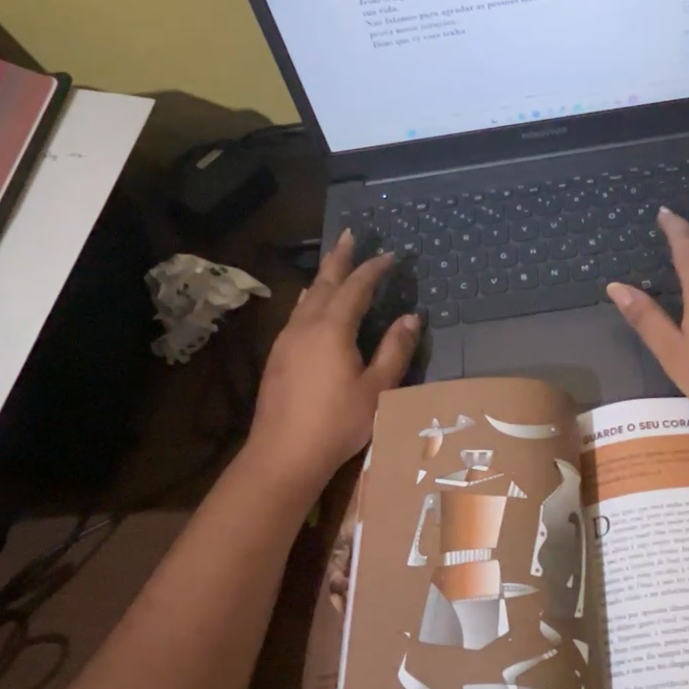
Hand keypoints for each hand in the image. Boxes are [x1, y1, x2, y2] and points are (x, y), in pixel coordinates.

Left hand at [244, 231, 420, 489]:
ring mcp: (287, 340)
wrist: (282, 455)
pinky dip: (310, 299)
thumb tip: (411, 317)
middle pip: (325, 283)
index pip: (356, 288)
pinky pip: (297, 314)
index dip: (373, 269)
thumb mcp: (377, 389)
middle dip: (340, 258)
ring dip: (324, 277)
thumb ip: (394, 350)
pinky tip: (310, 304)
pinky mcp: (277, 357)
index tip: (391, 255)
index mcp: (332, 329)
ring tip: (334, 263)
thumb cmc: (337, 423)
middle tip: (350, 234)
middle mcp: (306, 326)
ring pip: (307, 298)